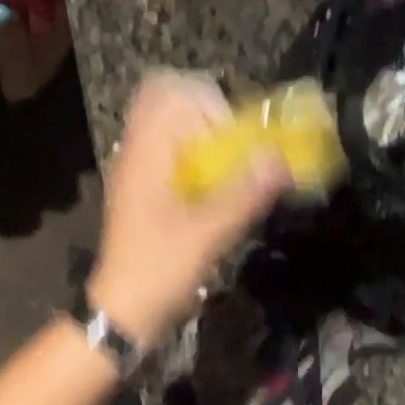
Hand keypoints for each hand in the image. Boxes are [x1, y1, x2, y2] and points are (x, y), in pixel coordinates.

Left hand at [88, 72, 291, 343]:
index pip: (168, 89)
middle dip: (209, 120)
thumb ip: (245, 194)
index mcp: (144, 153)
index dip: (206, 102)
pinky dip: (197, 168)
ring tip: (224, 176)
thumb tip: (282, 158)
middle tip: (229, 151)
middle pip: (171, 106)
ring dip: (205, 145)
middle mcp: (136, 155)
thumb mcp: (206, 235)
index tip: (229, 138)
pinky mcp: (144, 199)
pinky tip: (213, 199)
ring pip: (172, 135)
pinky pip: (172, 162)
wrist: (122, 315)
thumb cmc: (157, 271)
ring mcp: (138, 177)